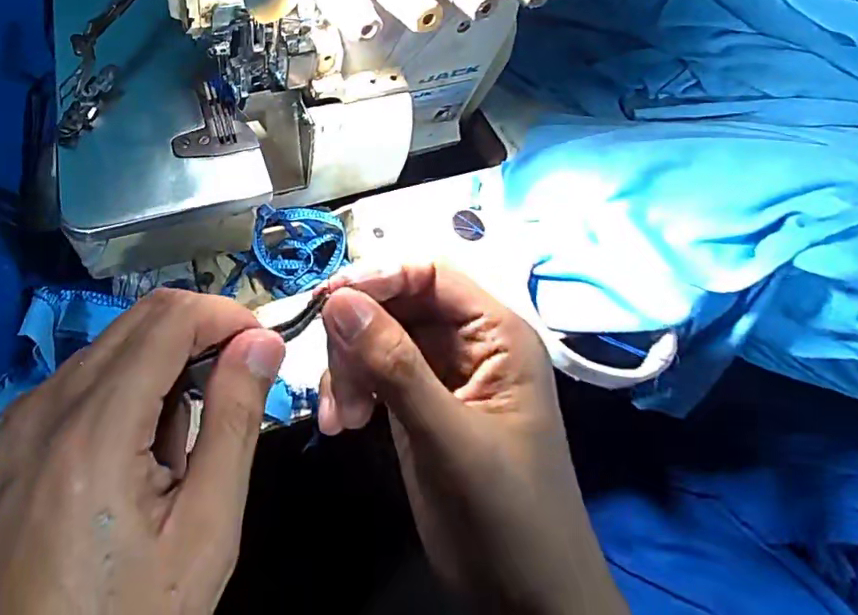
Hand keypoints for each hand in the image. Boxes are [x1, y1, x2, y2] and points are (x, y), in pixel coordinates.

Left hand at [0, 288, 285, 614]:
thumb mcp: (207, 527)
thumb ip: (235, 419)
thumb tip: (260, 339)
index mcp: (93, 432)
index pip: (169, 320)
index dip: (224, 316)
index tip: (261, 345)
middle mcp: (46, 407)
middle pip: (140, 319)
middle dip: (199, 330)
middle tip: (236, 378)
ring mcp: (21, 420)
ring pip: (114, 341)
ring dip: (164, 359)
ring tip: (182, 432)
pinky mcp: (12, 437)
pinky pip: (84, 374)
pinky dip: (127, 381)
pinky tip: (138, 443)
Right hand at [317, 263, 625, 614]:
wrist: (528, 604)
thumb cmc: (505, 516)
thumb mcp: (449, 438)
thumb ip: (395, 366)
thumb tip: (339, 298)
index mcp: (496, 333)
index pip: (431, 276)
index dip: (380, 278)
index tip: (329, 300)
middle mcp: (469, 342)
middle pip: (397, 305)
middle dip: (359, 338)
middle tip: (338, 386)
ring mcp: (442, 373)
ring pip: (379, 338)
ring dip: (350, 369)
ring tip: (342, 419)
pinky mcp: (420, 402)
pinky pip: (375, 373)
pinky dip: (353, 391)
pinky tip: (344, 425)